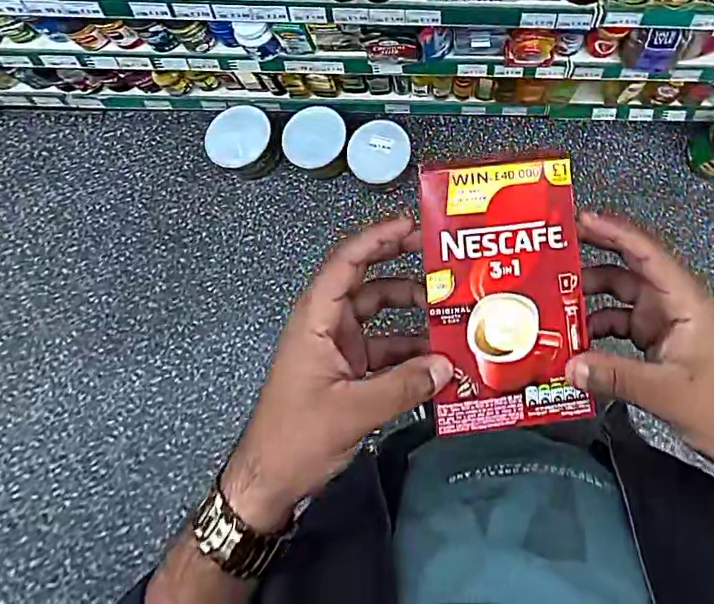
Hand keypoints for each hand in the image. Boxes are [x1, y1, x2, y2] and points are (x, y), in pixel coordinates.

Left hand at [222, 217, 450, 529]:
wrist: (265, 487)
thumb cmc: (295, 440)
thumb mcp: (352, 412)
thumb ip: (403, 386)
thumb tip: (446, 366)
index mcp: (316, 319)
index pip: (345, 262)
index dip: (377, 238)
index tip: (412, 226)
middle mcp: (327, 323)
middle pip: (366, 277)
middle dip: (400, 260)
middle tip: (437, 252)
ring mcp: (339, 344)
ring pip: (380, 310)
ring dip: (412, 308)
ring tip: (448, 308)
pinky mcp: (349, 367)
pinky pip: (386, 343)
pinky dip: (411, 346)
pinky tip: (438, 355)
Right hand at [567, 211, 713, 467]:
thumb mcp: (666, 392)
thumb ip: (616, 377)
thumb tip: (570, 365)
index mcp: (683, 298)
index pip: (646, 251)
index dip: (614, 231)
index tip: (581, 219)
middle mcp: (671, 300)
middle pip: (629, 265)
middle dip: (595, 251)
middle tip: (558, 244)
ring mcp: (662, 319)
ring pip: (620, 294)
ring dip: (591, 293)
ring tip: (556, 295)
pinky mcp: (655, 339)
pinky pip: (619, 321)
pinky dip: (596, 325)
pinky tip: (574, 337)